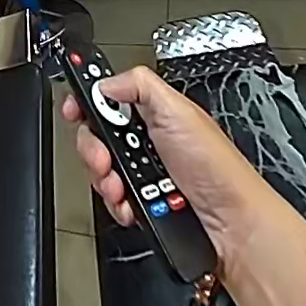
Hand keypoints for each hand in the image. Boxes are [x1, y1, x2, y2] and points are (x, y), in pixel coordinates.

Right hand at [61, 66, 268, 243]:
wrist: (230, 223)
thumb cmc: (214, 164)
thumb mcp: (177, 109)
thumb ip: (139, 84)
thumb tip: (106, 81)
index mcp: (152, 111)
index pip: (107, 97)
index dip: (86, 101)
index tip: (74, 109)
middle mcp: (145, 139)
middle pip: (96, 135)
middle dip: (93, 148)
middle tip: (105, 158)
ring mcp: (142, 172)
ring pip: (101, 170)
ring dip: (105, 180)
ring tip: (122, 187)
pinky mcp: (142, 201)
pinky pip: (113, 200)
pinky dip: (118, 204)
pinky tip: (132, 205)